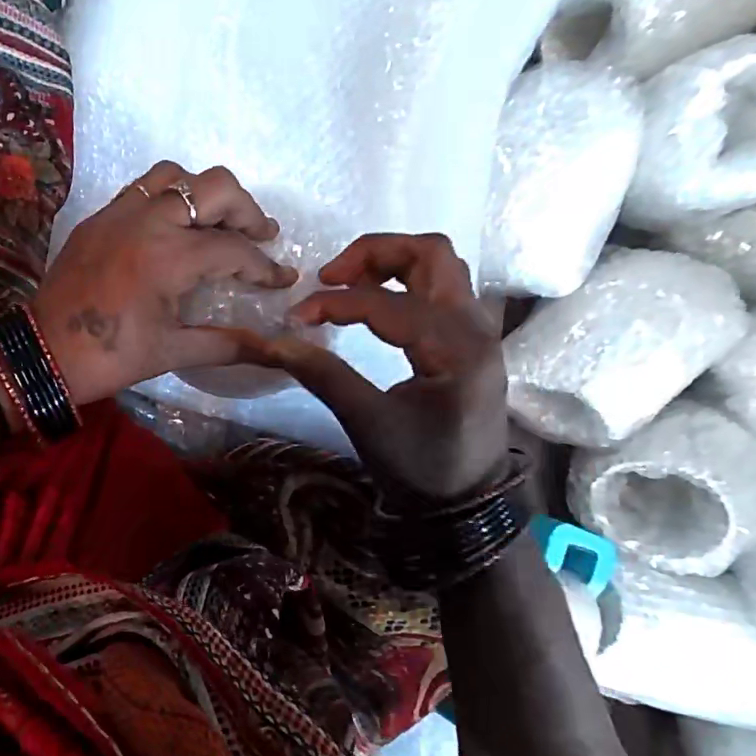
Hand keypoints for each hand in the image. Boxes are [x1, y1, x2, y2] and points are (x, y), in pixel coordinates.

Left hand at [31, 161, 296, 402]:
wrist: (42, 355)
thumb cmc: (108, 358)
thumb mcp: (170, 353)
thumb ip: (225, 345)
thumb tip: (271, 351)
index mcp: (168, 258)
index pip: (233, 250)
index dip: (264, 266)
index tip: (281, 280)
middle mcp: (147, 221)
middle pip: (214, 187)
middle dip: (246, 210)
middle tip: (260, 236)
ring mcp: (118, 214)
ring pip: (174, 176)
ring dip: (204, 194)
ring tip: (216, 223)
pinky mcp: (97, 219)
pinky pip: (141, 189)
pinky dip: (167, 198)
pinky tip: (173, 228)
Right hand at [249, 233, 509, 501]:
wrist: (464, 501)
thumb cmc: (418, 467)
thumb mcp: (367, 423)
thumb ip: (324, 376)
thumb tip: (276, 342)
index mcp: (454, 350)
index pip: (387, 303)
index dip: (334, 303)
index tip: (295, 318)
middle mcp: (475, 327)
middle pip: (430, 254)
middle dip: (374, 253)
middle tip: (329, 277)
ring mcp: (479, 330)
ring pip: (440, 266)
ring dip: (393, 262)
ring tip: (348, 285)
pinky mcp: (472, 340)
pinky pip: (443, 288)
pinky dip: (406, 281)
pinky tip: (375, 305)